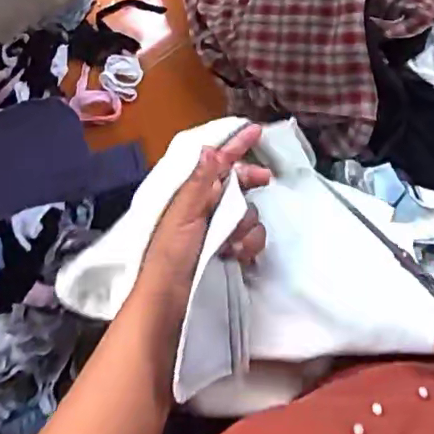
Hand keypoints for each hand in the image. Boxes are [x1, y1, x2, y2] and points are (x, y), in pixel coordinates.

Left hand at [140, 124, 272, 295]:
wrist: (168, 304)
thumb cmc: (170, 255)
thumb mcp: (183, 214)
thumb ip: (200, 182)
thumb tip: (210, 148)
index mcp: (191, 193)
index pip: (217, 162)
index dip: (237, 144)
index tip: (256, 130)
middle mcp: (205, 206)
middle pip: (238, 182)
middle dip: (250, 181)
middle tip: (265, 179)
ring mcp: (217, 228)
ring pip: (248, 211)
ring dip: (245, 225)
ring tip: (233, 242)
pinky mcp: (228, 249)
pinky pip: (251, 236)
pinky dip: (248, 244)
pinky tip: (237, 254)